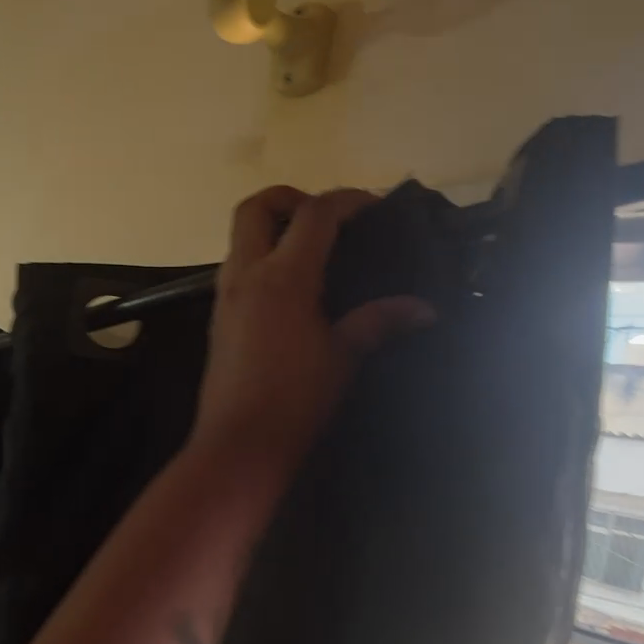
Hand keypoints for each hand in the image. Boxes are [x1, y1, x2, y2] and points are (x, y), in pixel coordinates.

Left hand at [189, 186, 435, 471]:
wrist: (238, 444)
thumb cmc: (294, 401)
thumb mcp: (343, 358)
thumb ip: (379, 322)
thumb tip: (425, 309)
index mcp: (282, 278)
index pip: (314, 214)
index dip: (348, 199)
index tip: (375, 208)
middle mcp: (245, 275)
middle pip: (256, 207)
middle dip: (290, 198)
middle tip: (326, 221)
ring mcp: (225, 297)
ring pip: (240, 238)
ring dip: (273, 231)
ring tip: (315, 254)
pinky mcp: (218, 319)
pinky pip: (237, 270)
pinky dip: (262, 261)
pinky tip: (293, 290)